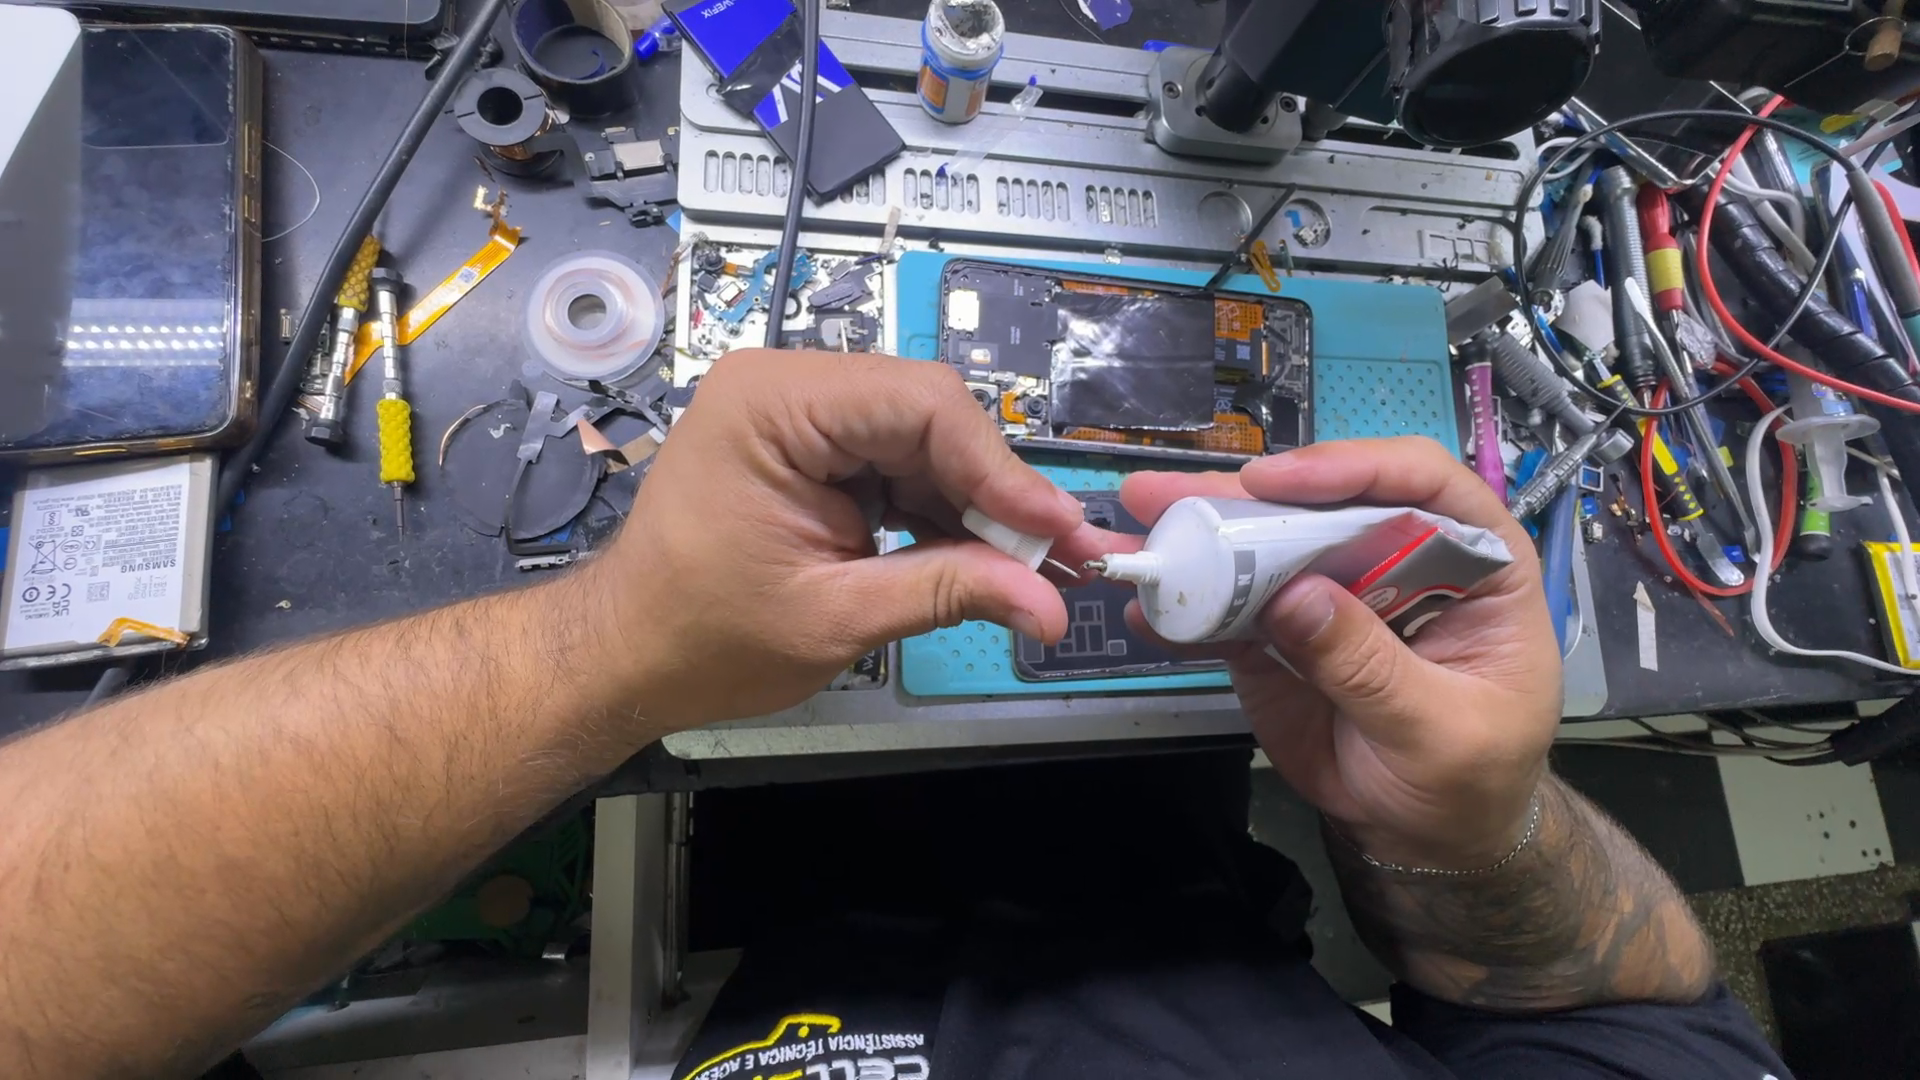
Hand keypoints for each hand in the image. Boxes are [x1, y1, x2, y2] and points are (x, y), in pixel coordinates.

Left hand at [575, 350, 1101, 728]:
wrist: (630, 654)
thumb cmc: (703, 639)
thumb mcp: (835, 618)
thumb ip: (948, 594)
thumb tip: (1050, 604)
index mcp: (774, 405)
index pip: (921, 405)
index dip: (1001, 468)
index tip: (1056, 531)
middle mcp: (791, 390)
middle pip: (931, 420)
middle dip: (997, 493)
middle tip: (1060, 555)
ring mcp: (804, 418)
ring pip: (926, 446)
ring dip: (978, 508)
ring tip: (1031, 565)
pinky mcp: (817, 453)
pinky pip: (901, 470)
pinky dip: (942, 515)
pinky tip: (979, 556)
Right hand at [1117, 438, 1560, 869]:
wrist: (1416, 831)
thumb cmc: (1464, 777)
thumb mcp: (1439, 729)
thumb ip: (1369, 665)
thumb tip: (1293, 597)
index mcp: (1467, 564)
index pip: (1420, 486)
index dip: (1350, 468)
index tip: (1274, 483)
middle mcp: (1389, 560)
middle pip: (1314, 506)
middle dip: (1236, 497)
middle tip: (1161, 492)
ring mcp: (1323, 594)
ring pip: (1258, 549)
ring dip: (1191, 540)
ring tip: (1130, 533)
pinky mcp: (1273, 632)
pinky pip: (1225, 612)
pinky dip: (1183, 613)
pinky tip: (1144, 611)